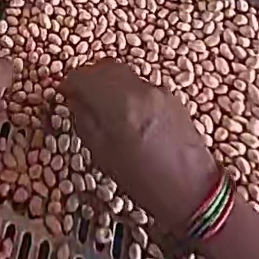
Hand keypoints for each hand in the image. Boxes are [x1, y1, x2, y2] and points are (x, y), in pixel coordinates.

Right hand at [64, 59, 218, 230]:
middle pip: (104, 66)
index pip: (83, 76)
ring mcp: (158, 91)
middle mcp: (139, 89)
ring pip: (123, 74)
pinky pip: (139, 85)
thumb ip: (84, 120)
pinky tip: (125, 114)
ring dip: (107, 82)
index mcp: (118, 103)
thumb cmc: (143, 179)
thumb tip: (75, 101)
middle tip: (78, 94)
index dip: (69, 83)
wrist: (194, 192)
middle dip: (87, 77)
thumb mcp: (101, 153)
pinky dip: (126, 91)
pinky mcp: (171, 98)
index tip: (64, 93)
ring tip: (101, 105)